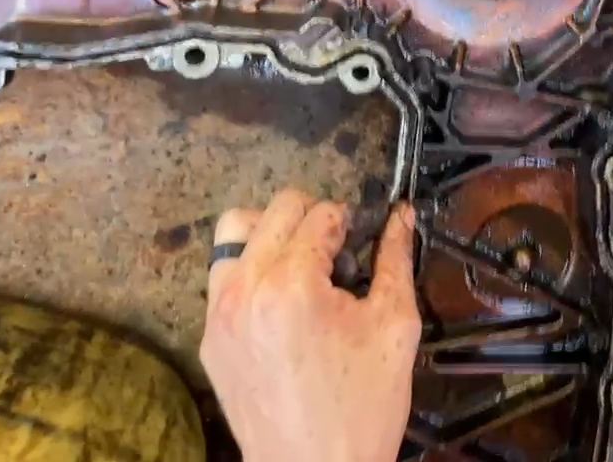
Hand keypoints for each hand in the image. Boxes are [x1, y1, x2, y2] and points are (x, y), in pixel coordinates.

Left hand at [199, 188, 420, 461]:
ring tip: (303, 267)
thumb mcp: (396, 323)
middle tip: (339, 258)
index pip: (322, 213)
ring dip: (274, 234)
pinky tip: (283, 300)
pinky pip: (224, 274)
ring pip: (236, 229)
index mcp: (292, 284)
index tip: (363, 250)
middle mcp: (245, 289)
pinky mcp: (209, 338)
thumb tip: (402, 213)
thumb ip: (396, 256)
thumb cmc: (363, 404)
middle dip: (315, 221)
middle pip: (277, 208)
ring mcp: (218, 315)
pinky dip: (253, 267)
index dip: (352, 224)